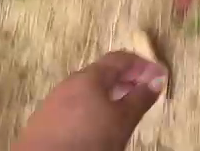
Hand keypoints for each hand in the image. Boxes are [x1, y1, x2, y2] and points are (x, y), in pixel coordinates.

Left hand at [12, 51, 167, 150]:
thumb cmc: (88, 142)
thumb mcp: (122, 121)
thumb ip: (141, 98)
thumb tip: (157, 80)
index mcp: (88, 77)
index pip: (121, 58)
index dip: (143, 65)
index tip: (160, 77)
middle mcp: (68, 84)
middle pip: (101, 74)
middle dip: (125, 80)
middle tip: (143, 93)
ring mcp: (50, 105)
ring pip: (85, 92)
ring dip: (107, 97)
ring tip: (121, 113)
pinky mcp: (39, 126)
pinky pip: (71, 108)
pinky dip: (88, 110)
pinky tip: (94, 128)